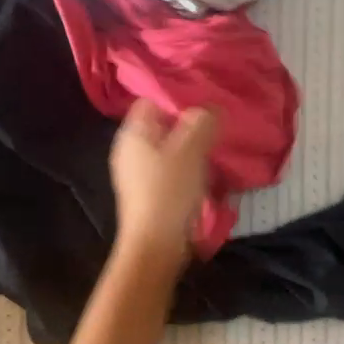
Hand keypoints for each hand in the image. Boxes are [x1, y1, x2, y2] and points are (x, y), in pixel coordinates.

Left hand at [109, 101, 217, 268]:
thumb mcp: (191, 150)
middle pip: (161, 126)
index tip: (204, 104)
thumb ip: (203, 122)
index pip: (151, 100)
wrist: (155, 244)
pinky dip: (184, 169)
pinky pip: (167, 170)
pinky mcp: (146, 193)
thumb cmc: (170, 191)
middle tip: (214, 128)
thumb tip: (212, 108)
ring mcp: (135, 173)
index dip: (177, 98)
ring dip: (188, 149)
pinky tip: (201, 177)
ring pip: (166, 149)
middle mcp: (129, 149)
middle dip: (187, 125)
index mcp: (133, 133)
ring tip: (212, 152)